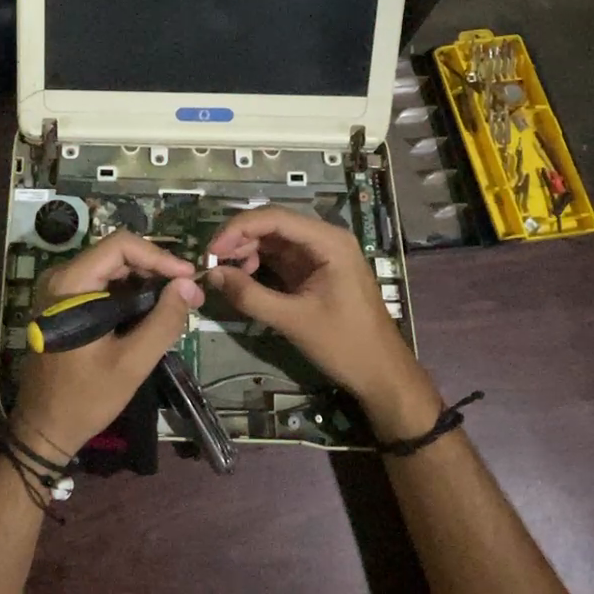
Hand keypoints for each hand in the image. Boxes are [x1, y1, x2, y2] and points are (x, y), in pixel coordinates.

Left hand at [11, 233, 203, 459]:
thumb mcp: (131, 363)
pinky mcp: (66, 303)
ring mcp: (61, 289)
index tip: (188, 277)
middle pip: (117, 254)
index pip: (120, 246)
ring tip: (179, 303)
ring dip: (147, 282)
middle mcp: (61, 277)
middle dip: (157, 270)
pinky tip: (154, 312)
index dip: (158, 256)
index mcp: (69, 284)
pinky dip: (132, 294)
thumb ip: (163, 322)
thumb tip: (189, 286)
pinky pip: (104, 285)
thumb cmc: (84, 398)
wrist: (43, 429)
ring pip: (113, 269)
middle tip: (189, 294)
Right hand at [204, 207, 440, 436]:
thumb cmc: (345, 345)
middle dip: (240, 238)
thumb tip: (213, 275)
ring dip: (247, 250)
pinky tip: (244, 277)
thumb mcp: (294, 320)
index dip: (238, 228)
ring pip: (274, 239)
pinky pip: (280, 256)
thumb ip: (251, 295)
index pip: (275, 218)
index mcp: (329, 241)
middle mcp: (325, 239)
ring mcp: (320, 254)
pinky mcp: (314, 270)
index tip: (211, 250)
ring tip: (226, 272)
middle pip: (273, 224)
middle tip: (212, 261)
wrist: (382, 375)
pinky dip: (259, 263)